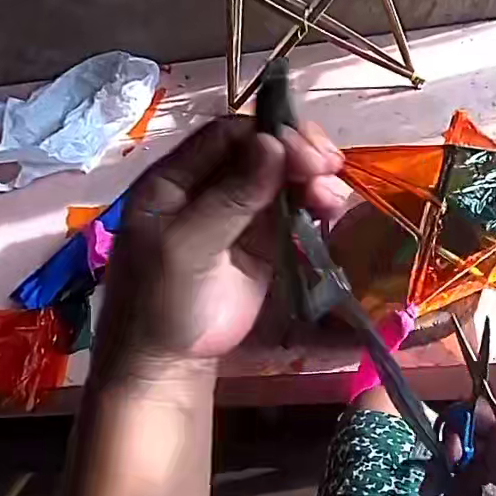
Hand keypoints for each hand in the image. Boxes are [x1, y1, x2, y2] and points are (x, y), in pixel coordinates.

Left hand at [92, 116, 351, 383]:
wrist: (171, 359)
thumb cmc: (163, 300)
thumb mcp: (187, 245)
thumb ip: (231, 197)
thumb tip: (273, 144)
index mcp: (177, 178)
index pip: (229, 136)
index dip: (270, 135)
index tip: (307, 151)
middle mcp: (211, 187)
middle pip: (262, 153)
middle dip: (299, 154)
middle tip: (330, 166)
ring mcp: (242, 214)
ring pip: (284, 180)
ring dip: (314, 180)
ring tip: (333, 198)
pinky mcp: (267, 241)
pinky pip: (296, 211)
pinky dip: (316, 206)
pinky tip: (331, 209)